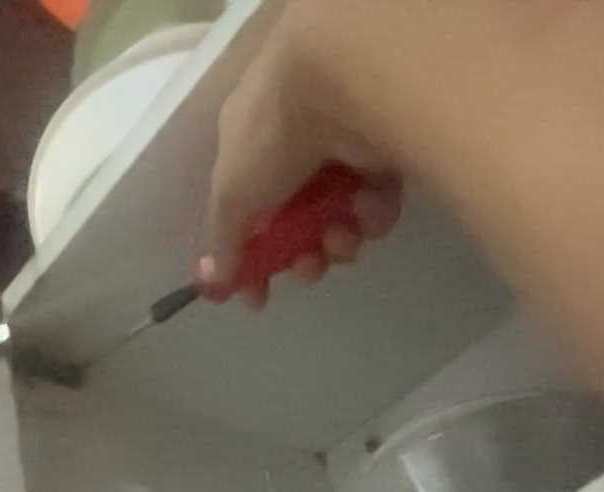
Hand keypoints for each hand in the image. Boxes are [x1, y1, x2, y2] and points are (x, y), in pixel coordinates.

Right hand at [198, 3, 403, 308]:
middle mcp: (297, 146)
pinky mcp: (388, 156)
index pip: (250, 211)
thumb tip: (215, 283)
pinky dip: (373, 214)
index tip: (257, 296)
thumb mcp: (233, 192)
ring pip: (341, 220)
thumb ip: (225, 240)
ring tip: (342, 236)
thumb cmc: (274, 135)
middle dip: (304, 256)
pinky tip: (369, 204)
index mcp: (252, 145)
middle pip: (301, 225)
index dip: (255, 258)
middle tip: (310, 267)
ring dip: (339, 241)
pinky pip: (377, 204)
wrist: (342, 84)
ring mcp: (343, 152)